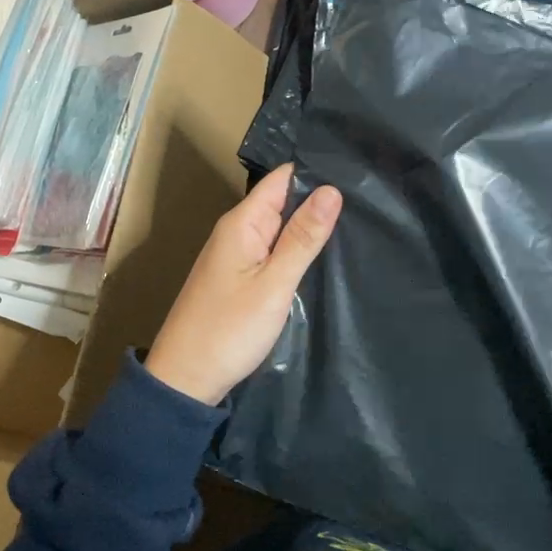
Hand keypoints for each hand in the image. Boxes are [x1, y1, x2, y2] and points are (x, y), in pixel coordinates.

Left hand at [145, 164, 341, 405]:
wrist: (185, 380)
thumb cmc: (229, 330)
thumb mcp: (274, 284)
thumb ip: (303, 237)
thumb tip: (332, 189)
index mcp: (242, 223)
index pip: (282, 178)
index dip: (315, 171)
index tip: (354, 170)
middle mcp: (237, 230)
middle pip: (283, 200)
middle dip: (318, 199)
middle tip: (366, 198)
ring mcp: (237, 254)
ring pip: (280, 227)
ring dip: (309, 226)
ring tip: (357, 220)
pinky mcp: (240, 277)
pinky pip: (273, 250)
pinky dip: (295, 250)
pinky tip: (323, 254)